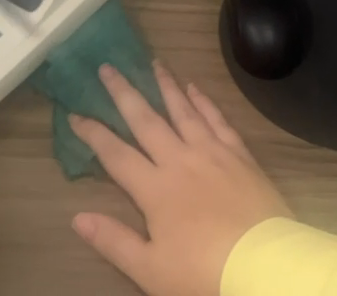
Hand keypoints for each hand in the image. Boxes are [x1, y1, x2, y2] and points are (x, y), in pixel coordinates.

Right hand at [70, 62, 292, 295]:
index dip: (93, 134)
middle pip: (146, 120)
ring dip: (166, 86)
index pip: (116, 155)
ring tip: (153, 63)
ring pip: (183, 110)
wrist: (261, 263)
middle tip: (109, 67)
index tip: (75, 114)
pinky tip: (195, 88)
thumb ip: (113, 241)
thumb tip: (77, 217)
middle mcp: (180, 159)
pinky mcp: (238, 153)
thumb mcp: (150, 269)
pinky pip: (217, 119)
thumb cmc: (202, 272)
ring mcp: (212, 152)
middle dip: (124, 93)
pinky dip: (204, 101)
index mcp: (155, 188)